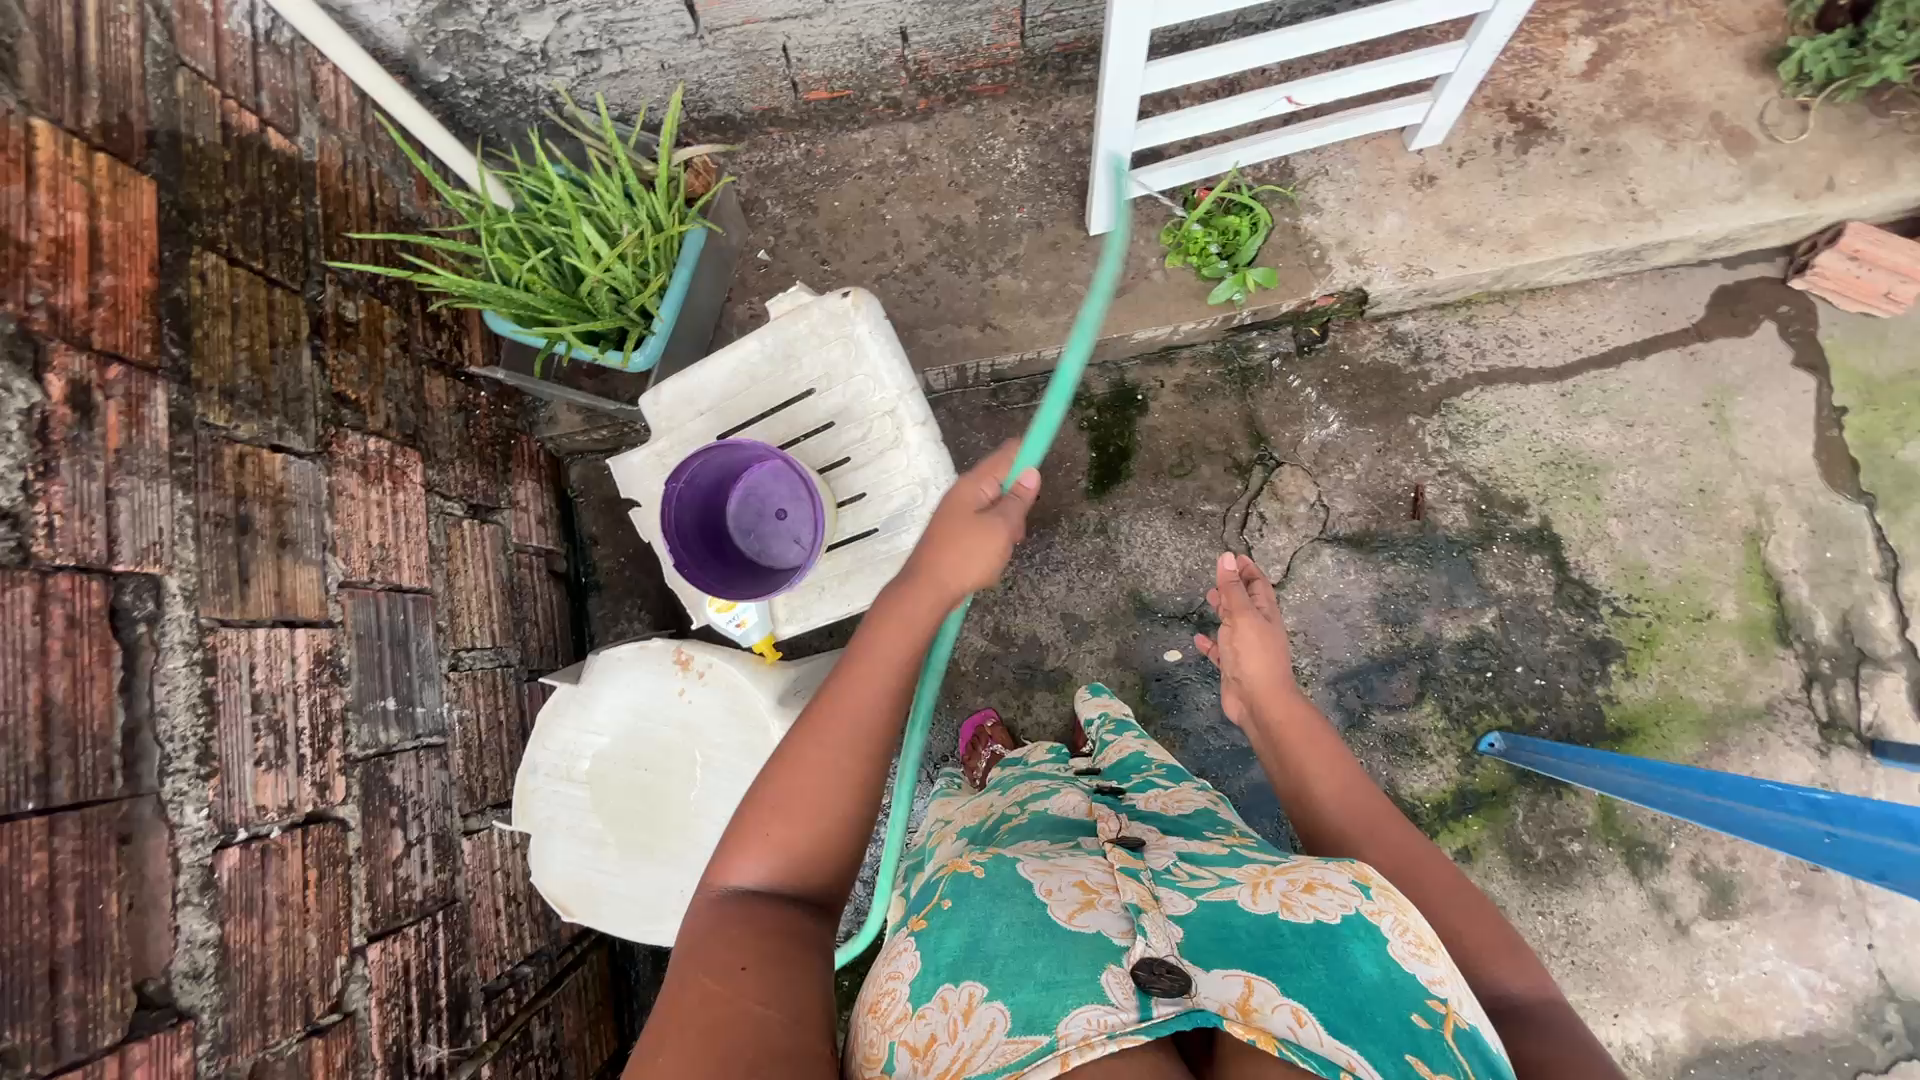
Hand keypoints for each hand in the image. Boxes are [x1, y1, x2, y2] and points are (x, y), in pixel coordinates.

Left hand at [896, 440, 1039, 606]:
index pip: (1006, 455)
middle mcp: (963, 493)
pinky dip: (995, 537)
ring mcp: (958, 514)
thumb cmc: (966, 556)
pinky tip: (995, 556)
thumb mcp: (1001, 527)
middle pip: (1001, 482)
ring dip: (1008, 524)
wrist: (927, 590)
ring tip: (1006, 546)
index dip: (1028, 453)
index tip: (1047, 459)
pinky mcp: (957, 534)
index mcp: (973, 484)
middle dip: (1019, 500)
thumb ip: (1018, 500)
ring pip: (995, 507)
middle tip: (1019, 526)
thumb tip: (1031, 471)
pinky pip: (984, 526)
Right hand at [1193, 553, 1303, 726]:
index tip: (1234, 556)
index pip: (1257, 585)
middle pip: (1245, 602)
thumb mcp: (1243, 616)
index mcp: (1265, 614)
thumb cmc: (1254, 655)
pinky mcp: (1232, 666)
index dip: (1247, 570)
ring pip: (1232, 624)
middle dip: (1233, 587)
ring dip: (1222, 610)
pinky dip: (1209, 642)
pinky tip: (1198, 639)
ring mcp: (1245, 648)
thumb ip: (1233, 588)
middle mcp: (1257, 628)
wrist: (1259, 702)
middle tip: (1217, 576)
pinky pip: (1219, 650)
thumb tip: (1227, 557)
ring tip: (1208, 598)